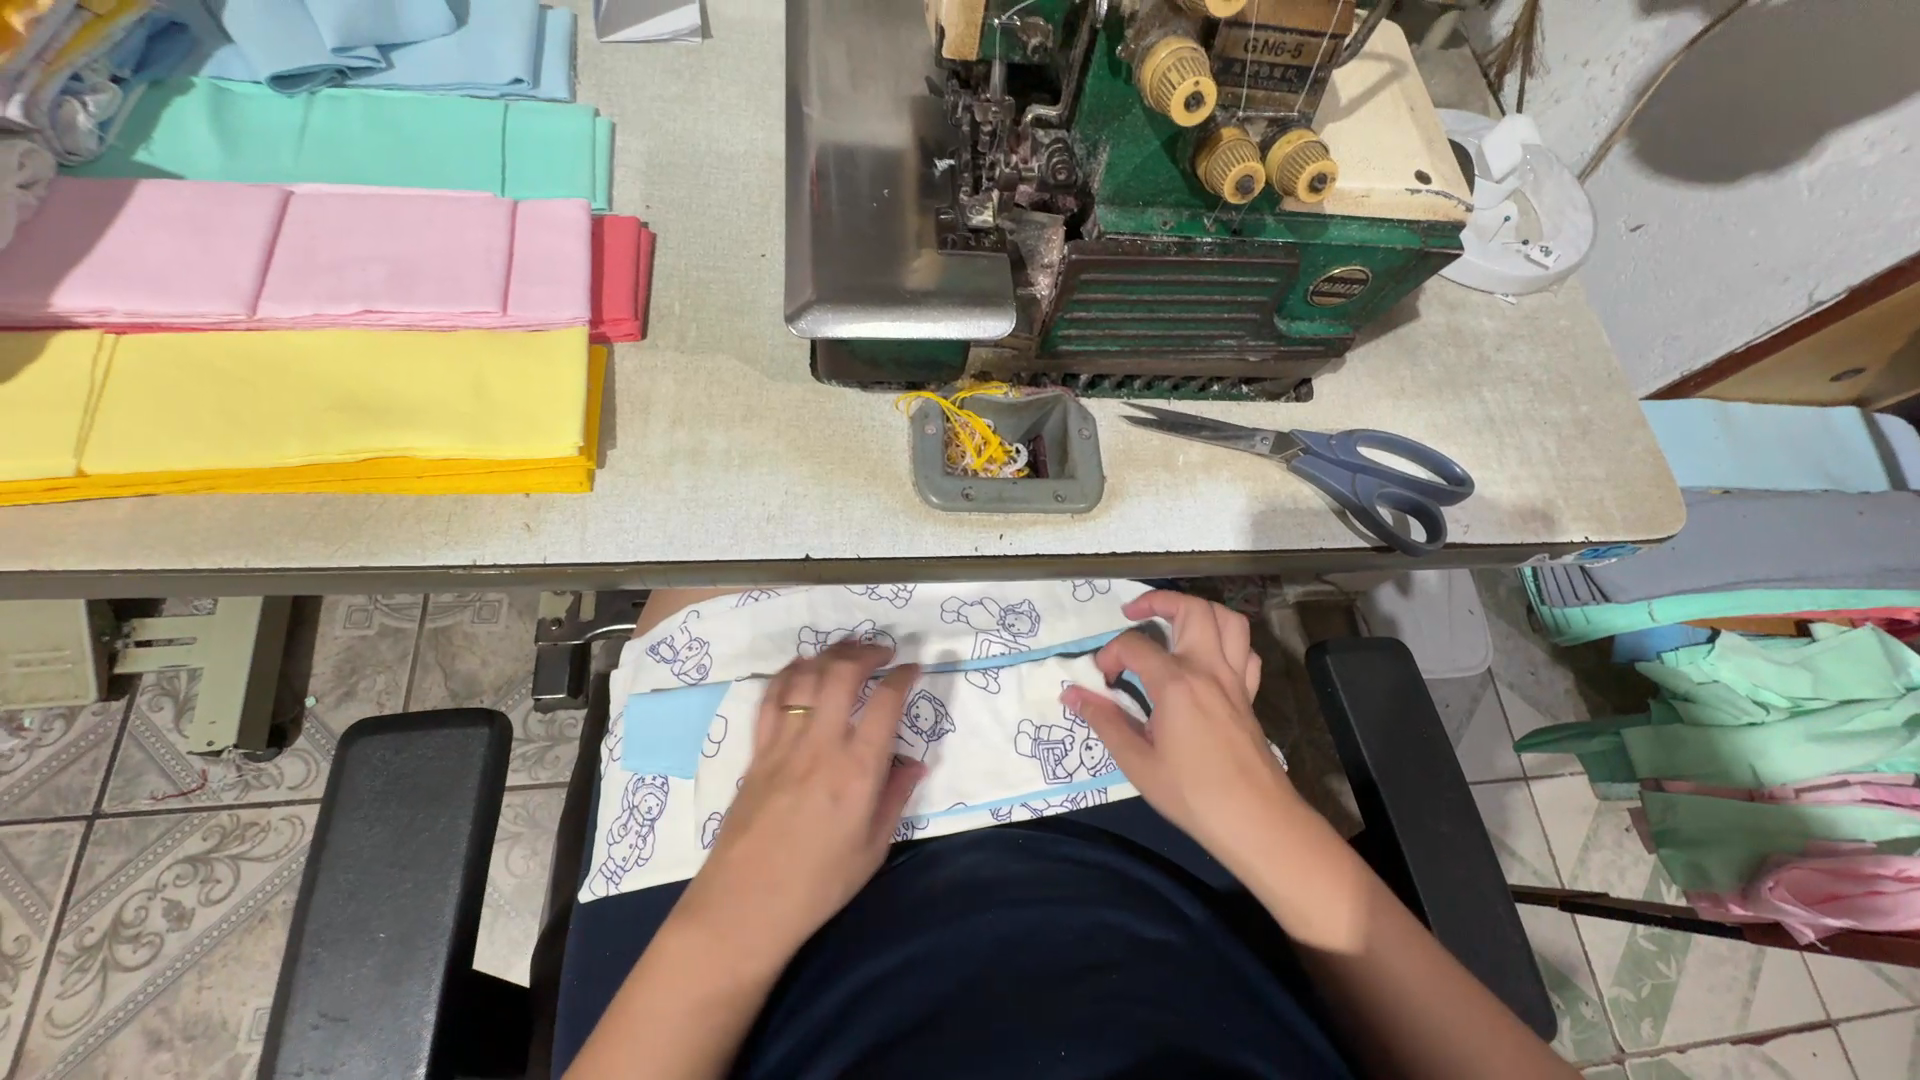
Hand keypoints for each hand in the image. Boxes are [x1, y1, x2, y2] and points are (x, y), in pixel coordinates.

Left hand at [677, 642, 923, 962]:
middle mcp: (821, 746)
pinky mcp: (757, 752)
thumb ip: (895, 797)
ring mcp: (783, 745)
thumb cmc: (818, 885)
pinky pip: (771, 698)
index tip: (913, 669)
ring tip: (847, 651)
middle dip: (866, 651)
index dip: (903, 676)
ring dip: (829, 654)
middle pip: (842, 674)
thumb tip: (914, 762)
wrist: (744, 906)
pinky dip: (789, 674)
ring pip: (805, 677)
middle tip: (883, 651)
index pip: (886, 702)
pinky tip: (801, 668)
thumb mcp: (873, 848)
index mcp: (857, 771)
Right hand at [1062, 591, 1306, 871]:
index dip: (1109, 655)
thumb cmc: (1191, 794)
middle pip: (1191, 609)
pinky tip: (1208, 657)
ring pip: (1227, 620)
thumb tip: (1072, 694)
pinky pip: (1245, 652)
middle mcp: (1208, 669)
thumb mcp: (1137, 762)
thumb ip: (1104, 720)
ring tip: (1172, 621)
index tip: (1100, 681)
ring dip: (1198, 610)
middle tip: (1132, 613)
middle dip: (1158, 601)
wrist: (1255, 820)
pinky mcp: (1248, 695)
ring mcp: (1234, 680)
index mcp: (1176, 683)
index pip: (1134, 646)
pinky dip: (1226, 642)